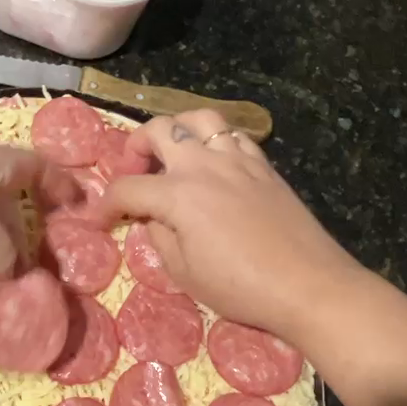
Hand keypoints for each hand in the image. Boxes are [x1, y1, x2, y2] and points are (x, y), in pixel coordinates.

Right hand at [101, 110, 360, 332]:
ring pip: (199, 118)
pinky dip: (214, 140)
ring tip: (174, 154)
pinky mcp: (263, 165)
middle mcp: (203, 165)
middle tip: (136, 174)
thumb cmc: (242, 287)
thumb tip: (150, 217)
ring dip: (178, 129)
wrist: (310, 286)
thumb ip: (158, 237)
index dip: (105, 204)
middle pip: (158, 130)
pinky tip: (213, 164)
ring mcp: (236, 159)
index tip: (96, 220)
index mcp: (178, 194)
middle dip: (135, 148)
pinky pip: (232, 135)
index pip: (127, 188)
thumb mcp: (184, 273)